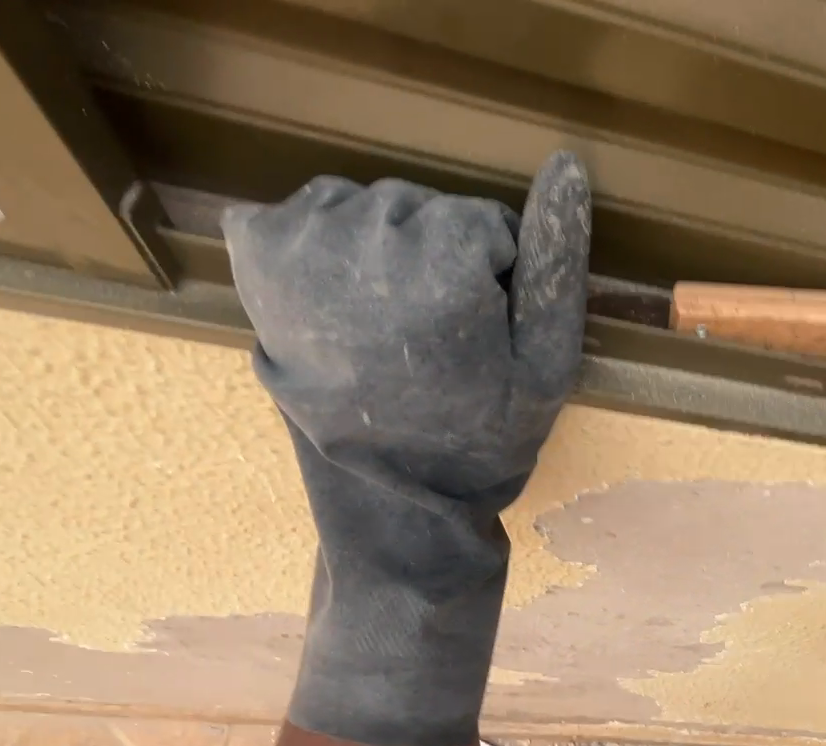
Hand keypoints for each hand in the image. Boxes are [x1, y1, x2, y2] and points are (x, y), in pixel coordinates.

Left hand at [224, 151, 590, 745]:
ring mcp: (302, 255)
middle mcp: (366, 248)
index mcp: (444, 270)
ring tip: (394, 317)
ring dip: (387, 248)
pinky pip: (300, 212)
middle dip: (440, 256)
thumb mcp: (548, 363)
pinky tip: (346, 299)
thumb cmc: (485, 437)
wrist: (397, 498)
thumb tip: (567, 167)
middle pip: (421, 207)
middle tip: (440, 331)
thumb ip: (558, 264)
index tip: (486, 329)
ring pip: (364, 204)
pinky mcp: (258, 268)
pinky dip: (327, 242)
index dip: (496, 274)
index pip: (483, 222)